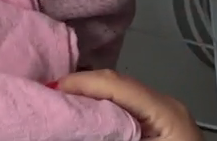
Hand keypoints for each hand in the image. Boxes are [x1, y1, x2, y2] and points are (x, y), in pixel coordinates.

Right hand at [59, 69, 198, 139]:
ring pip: (120, 94)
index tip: (51, 91)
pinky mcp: (161, 126)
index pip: (116, 84)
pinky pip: (127, 107)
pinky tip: (86, 115)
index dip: (81, 83)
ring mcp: (165, 114)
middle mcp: (166, 105)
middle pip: (116, 84)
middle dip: (82, 86)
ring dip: (91, 97)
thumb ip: (106, 133)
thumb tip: (74, 125)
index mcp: (166, 111)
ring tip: (63, 102)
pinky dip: (104, 108)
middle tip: (50, 94)